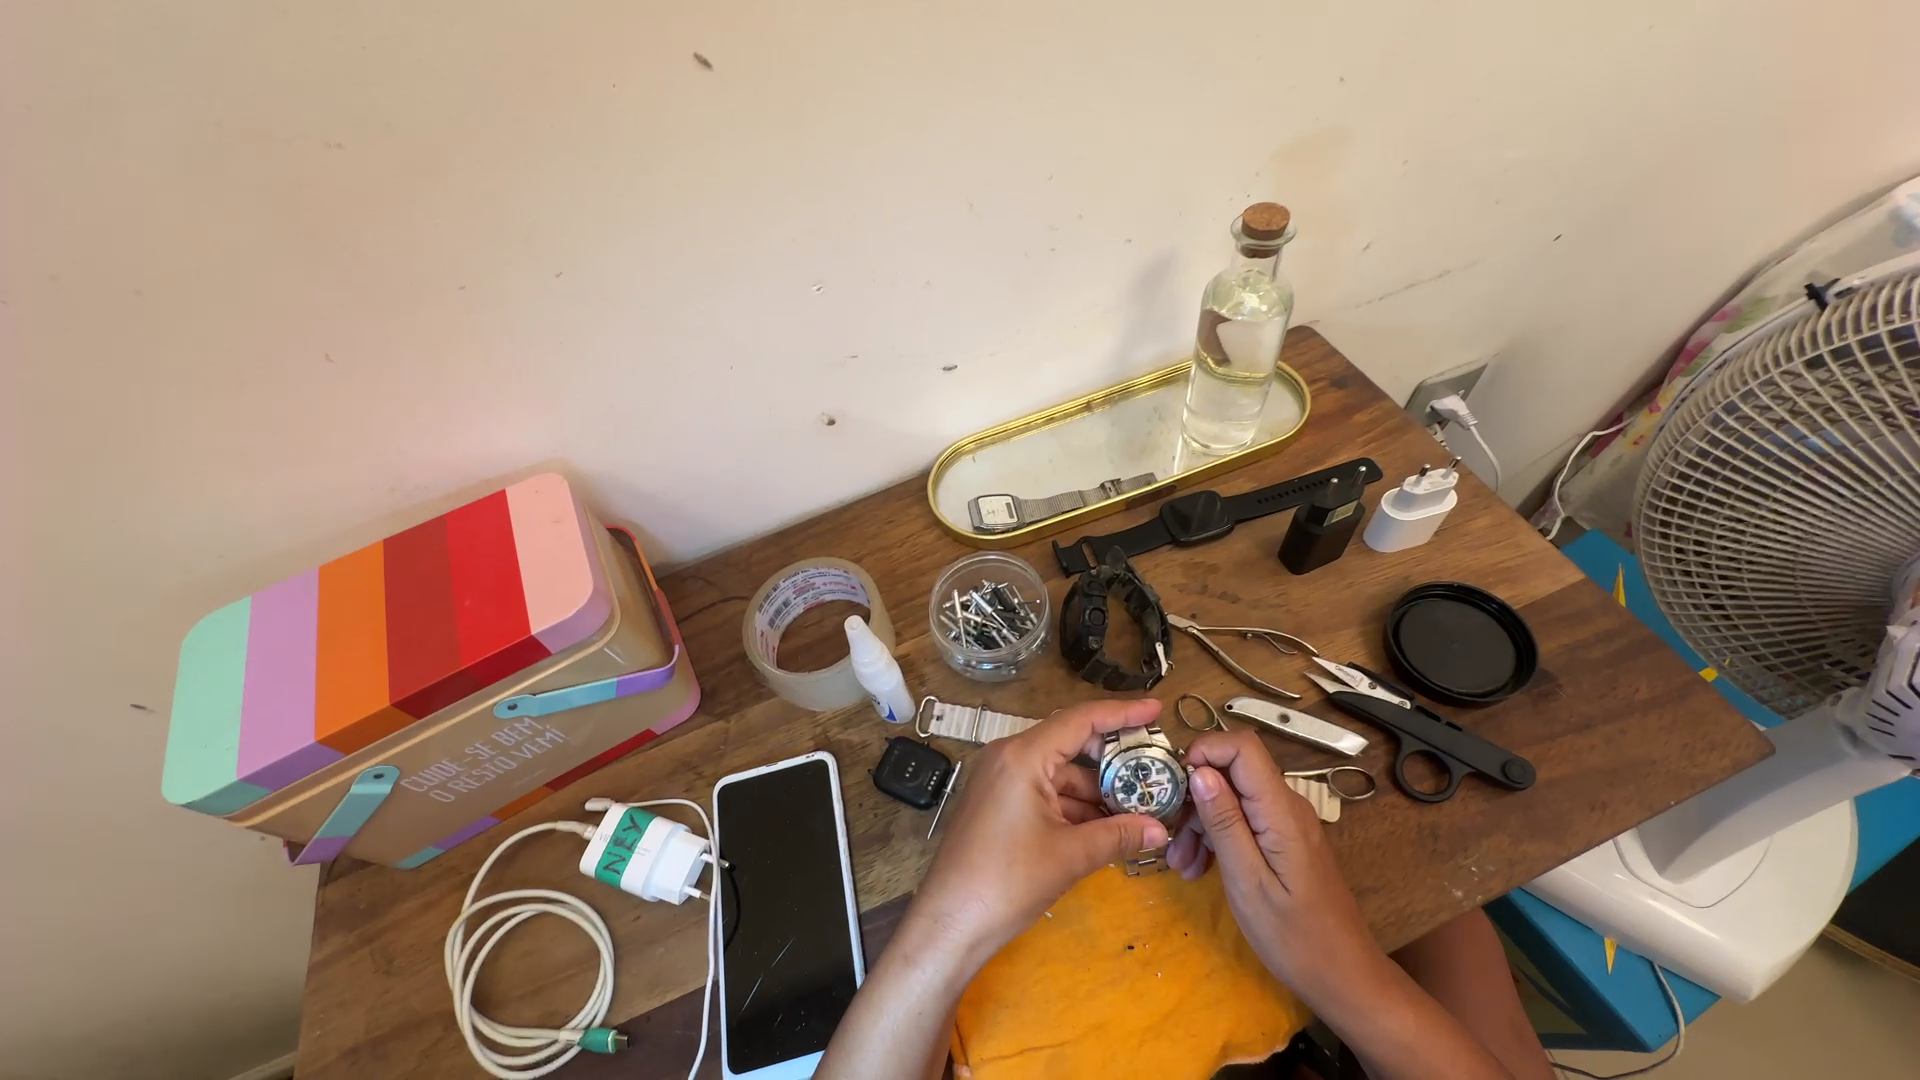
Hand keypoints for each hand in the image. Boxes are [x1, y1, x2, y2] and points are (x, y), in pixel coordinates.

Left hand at [908, 697, 1171, 960]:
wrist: (949, 923)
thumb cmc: (1006, 882)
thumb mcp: (1070, 856)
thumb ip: (1118, 835)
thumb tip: (1160, 830)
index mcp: (1022, 756)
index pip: (1079, 720)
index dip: (1121, 712)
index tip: (1155, 708)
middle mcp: (1008, 757)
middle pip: (1070, 743)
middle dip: (1112, 758)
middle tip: (1153, 766)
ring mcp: (1000, 779)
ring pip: (1059, 772)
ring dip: (1096, 788)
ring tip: (1138, 805)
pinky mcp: (998, 803)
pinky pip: (1044, 791)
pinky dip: (1074, 804)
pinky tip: (1104, 824)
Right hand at [1164, 730, 1380, 994]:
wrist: (1345, 978)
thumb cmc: (1295, 937)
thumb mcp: (1248, 882)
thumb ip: (1224, 822)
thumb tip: (1199, 771)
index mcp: (1281, 811)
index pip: (1243, 747)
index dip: (1205, 751)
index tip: (1175, 785)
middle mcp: (1286, 805)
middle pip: (1231, 772)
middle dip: (1194, 797)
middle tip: (1170, 839)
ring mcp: (1285, 822)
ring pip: (1231, 797)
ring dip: (1200, 824)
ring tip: (1181, 865)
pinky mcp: (1281, 839)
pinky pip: (1242, 820)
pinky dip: (1216, 838)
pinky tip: (1197, 868)